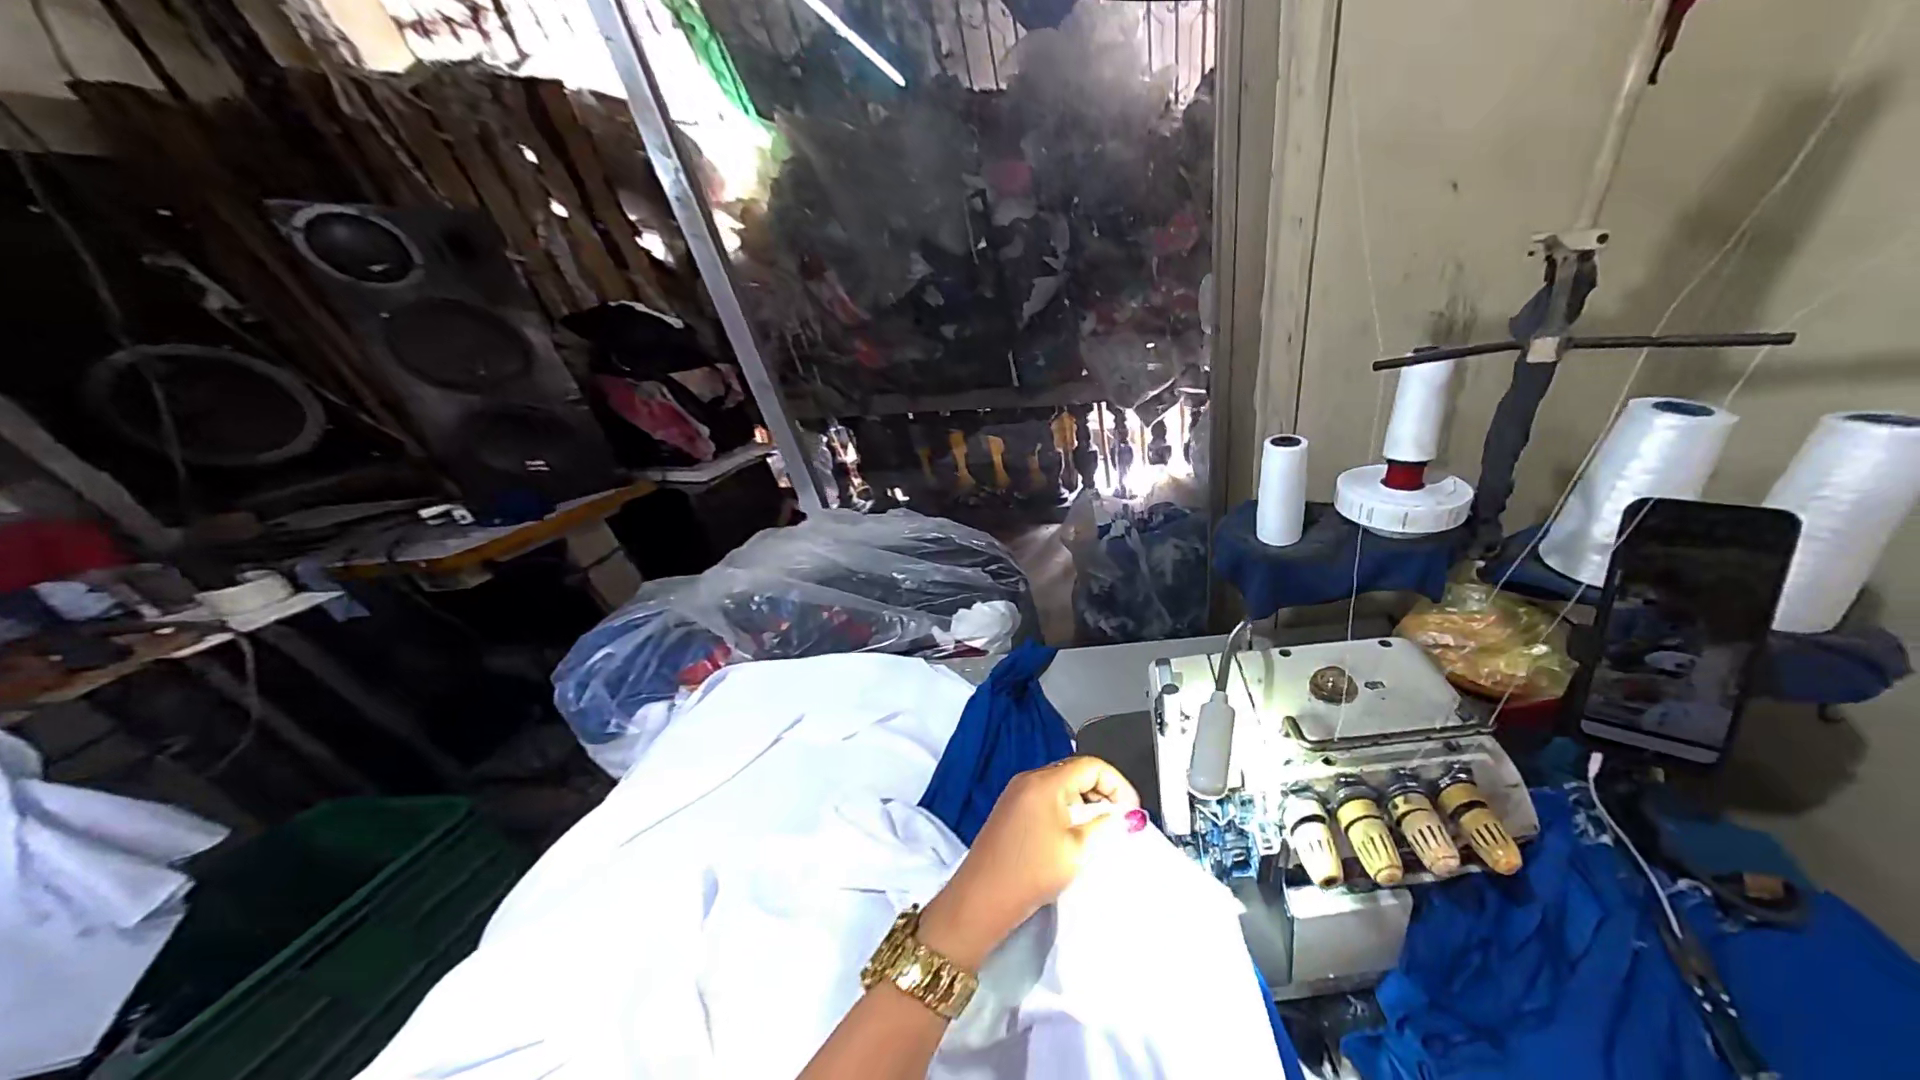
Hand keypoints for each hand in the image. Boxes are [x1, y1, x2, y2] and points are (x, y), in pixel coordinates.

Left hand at [918, 756, 1140, 969]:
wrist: (983, 897)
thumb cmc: (1030, 872)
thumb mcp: (1078, 849)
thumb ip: (1103, 825)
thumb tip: (1121, 814)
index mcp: (1046, 782)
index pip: (1092, 766)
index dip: (1118, 784)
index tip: (1131, 810)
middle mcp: (1028, 779)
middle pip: (1076, 771)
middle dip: (1103, 791)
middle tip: (1119, 819)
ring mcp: (1016, 792)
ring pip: (1061, 784)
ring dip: (1085, 800)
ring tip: (1100, 828)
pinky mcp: (1011, 808)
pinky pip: (1046, 796)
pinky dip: (1066, 807)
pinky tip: (1074, 832)